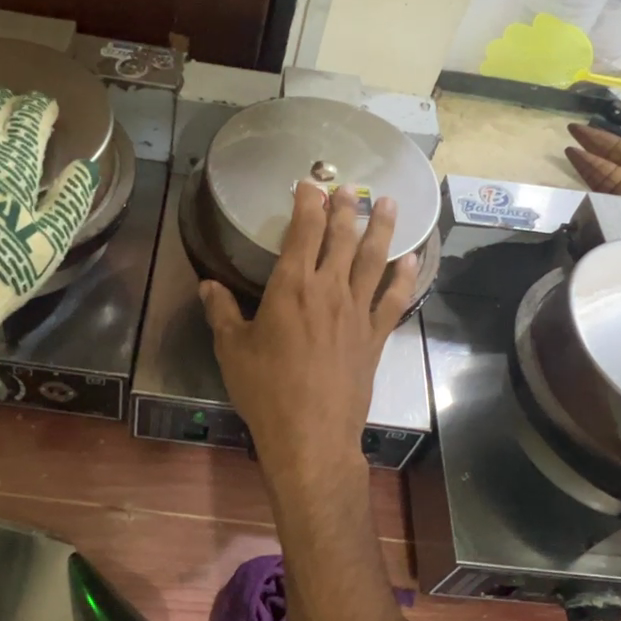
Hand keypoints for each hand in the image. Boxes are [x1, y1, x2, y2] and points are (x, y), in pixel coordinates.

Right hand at [200, 182, 418, 489]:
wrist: (311, 435)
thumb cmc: (266, 390)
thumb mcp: (232, 349)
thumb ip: (222, 312)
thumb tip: (208, 285)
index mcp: (292, 287)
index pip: (304, 230)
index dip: (307, 202)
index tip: (308, 185)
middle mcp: (329, 290)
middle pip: (342, 237)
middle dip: (345, 208)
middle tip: (349, 187)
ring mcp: (357, 312)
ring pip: (374, 259)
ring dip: (382, 228)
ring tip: (389, 203)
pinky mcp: (375, 337)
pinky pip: (394, 299)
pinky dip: (405, 277)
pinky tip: (412, 259)